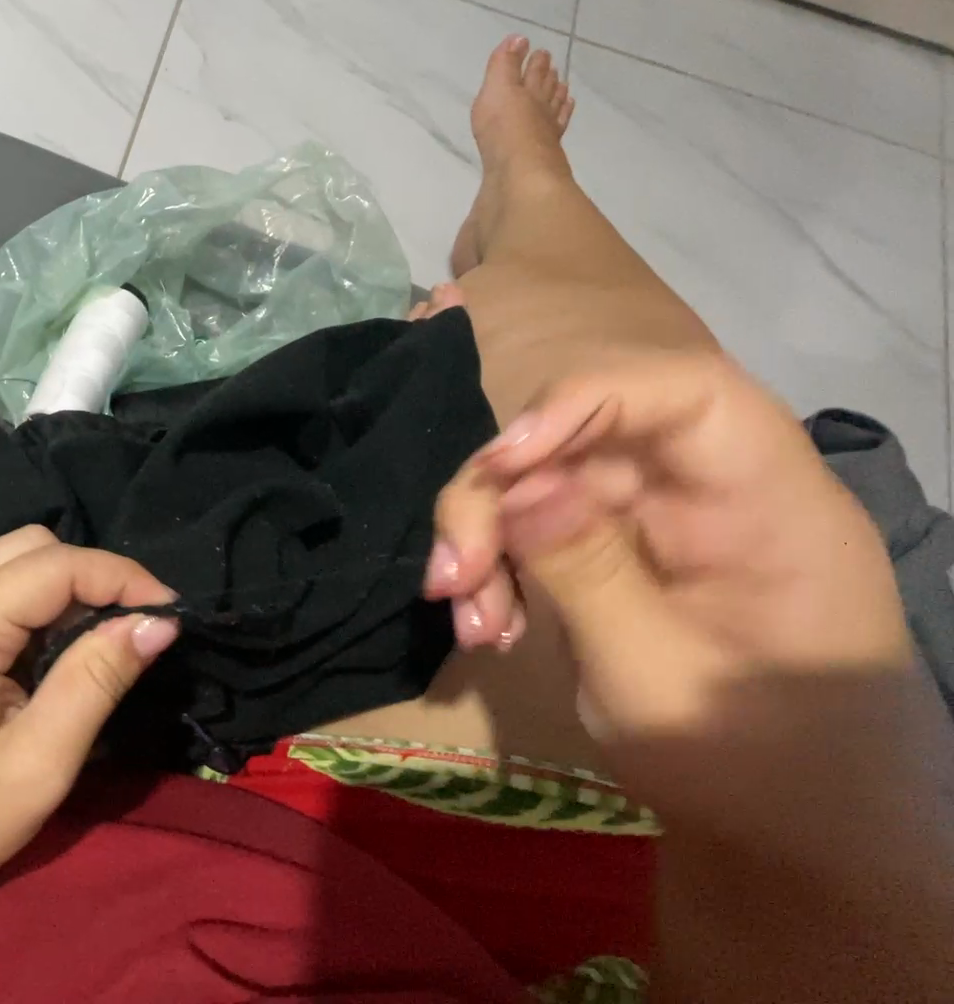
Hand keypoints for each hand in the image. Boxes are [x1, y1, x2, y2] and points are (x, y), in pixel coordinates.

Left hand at [0, 526, 179, 912]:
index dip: (121, 577)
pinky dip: (36, 599)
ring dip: (66, 586)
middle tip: (132, 630)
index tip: (171, 614)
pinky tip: (53, 646)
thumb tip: (157, 622)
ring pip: (13, 556)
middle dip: (93, 576)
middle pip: (31, 545)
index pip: (54, 565)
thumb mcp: (40, 762)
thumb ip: (96, 681)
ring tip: (99, 641)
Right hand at [425, 350, 942, 832]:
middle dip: (494, 498)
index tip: (501, 462)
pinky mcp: (603, 554)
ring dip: (479, 543)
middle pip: (575, 441)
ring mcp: (646, 525)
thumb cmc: (753, 767)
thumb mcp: (657, 675)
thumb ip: (585, 571)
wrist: (782, 837)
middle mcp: (700, 496)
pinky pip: (525, 532)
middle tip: (453, 576)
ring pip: (532, 485)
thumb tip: (516, 482)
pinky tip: (484, 628)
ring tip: (466, 622)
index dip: (583, 401)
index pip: (684, 397)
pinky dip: (491, 574)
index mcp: (766, 508)